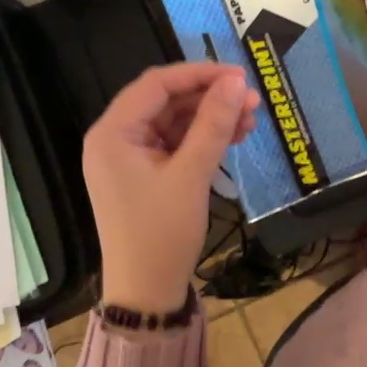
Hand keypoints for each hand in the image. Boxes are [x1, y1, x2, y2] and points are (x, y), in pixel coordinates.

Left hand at [83, 63, 259, 311]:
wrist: (146, 292)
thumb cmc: (162, 232)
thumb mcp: (191, 175)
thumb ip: (213, 125)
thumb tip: (236, 83)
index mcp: (113, 133)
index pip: (156, 84)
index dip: (199, 74)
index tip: (240, 76)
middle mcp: (115, 138)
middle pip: (166, 101)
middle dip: (210, 97)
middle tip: (253, 100)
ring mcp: (130, 158)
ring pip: (174, 122)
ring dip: (211, 118)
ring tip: (252, 120)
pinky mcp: (145, 175)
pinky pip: (175, 144)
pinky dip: (203, 139)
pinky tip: (235, 137)